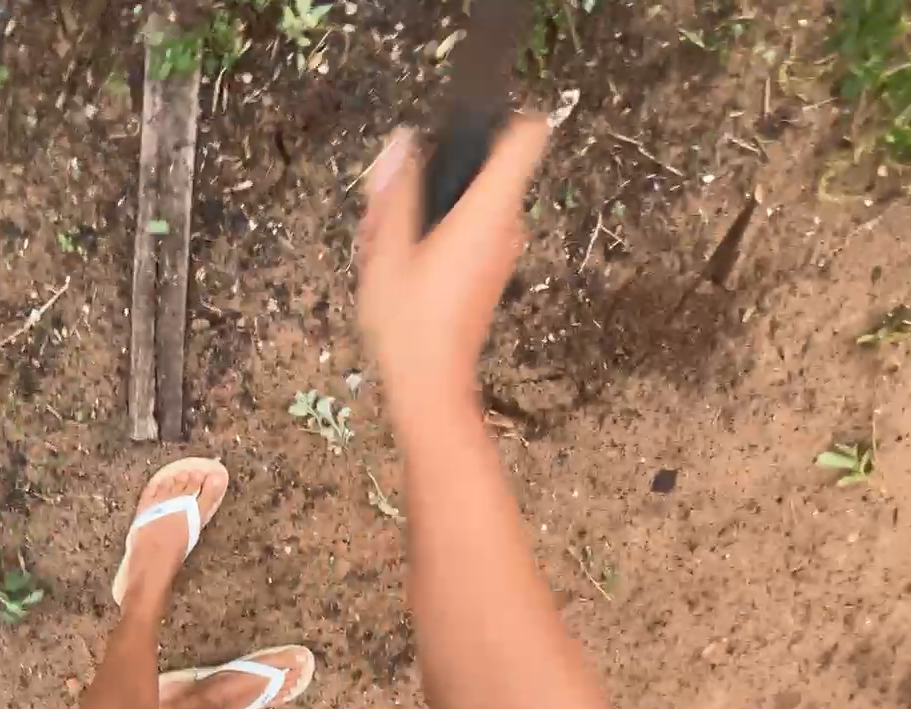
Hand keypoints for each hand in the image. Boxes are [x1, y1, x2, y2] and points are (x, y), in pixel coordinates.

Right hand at [358, 119, 549, 429]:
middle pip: (483, 171)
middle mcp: (507, 225)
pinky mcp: (489, 274)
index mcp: (488, 211)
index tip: (451, 140)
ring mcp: (502, 251)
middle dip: (435, 180)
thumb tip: (402, 142)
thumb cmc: (408, 321)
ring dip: (427, 215)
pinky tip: (400, 271)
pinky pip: (468, 235)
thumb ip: (396, 193)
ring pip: (470, 205)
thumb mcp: (386, 252)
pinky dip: (435, 240)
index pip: (525, 135)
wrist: (429, 384)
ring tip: (386, 250)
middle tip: (390, 217)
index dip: (494, 123)